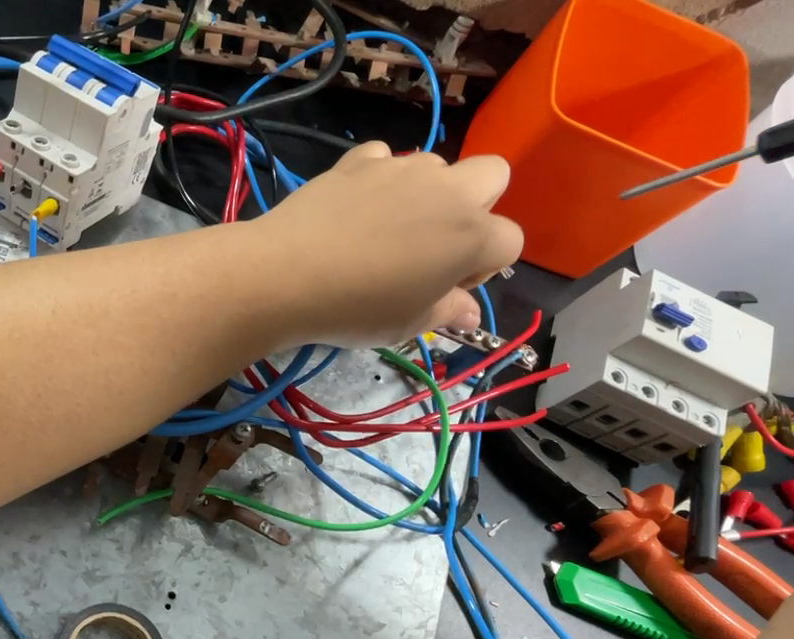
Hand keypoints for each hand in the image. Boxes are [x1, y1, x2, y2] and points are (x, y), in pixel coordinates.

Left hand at [248, 142, 522, 345]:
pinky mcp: (359, 160)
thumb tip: (470, 315)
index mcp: (471, 236)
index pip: (509, 242)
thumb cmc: (353, 309)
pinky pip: (383, 158)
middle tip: (429, 245)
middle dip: (474, 205)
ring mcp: (402, 168)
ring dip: (421, 193)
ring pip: (434, 166)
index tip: (445, 288)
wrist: (284, 276)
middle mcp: (447, 191)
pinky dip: (375, 179)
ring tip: (379, 232)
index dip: (483, 268)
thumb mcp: (404, 325)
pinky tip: (350, 210)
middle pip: (491, 176)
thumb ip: (445, 312)